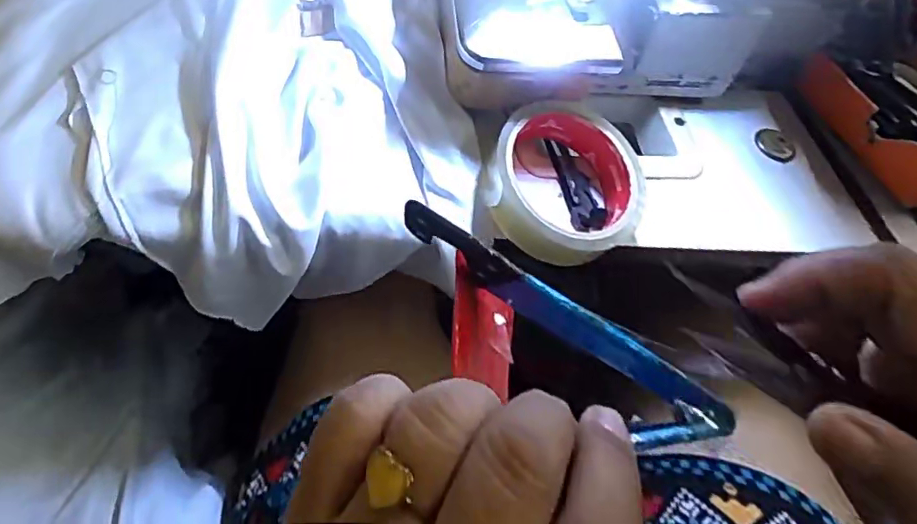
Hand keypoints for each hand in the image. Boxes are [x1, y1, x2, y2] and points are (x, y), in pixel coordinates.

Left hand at [287, 375, 640, 523]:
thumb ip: (583, 521)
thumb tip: (602, 443)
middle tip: (542, 431)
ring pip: (435, 419)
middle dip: (544, 420)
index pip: (596, 516)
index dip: (608, 458)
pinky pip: (355, 416)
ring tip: (474, 432)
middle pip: (517, 455)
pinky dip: (386, 404)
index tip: (603, 431)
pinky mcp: (308, 513)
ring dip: (468, 407)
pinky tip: (402, 433)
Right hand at [739, 245, 916, 523]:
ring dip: (857, 353)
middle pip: (904, 297)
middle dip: (823, 310)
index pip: (901, 280)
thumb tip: (820, 416)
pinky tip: (891, 435)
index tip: (752, 304)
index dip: (817, 276)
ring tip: (815, 398)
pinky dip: (902, 388)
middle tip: (768, 356)